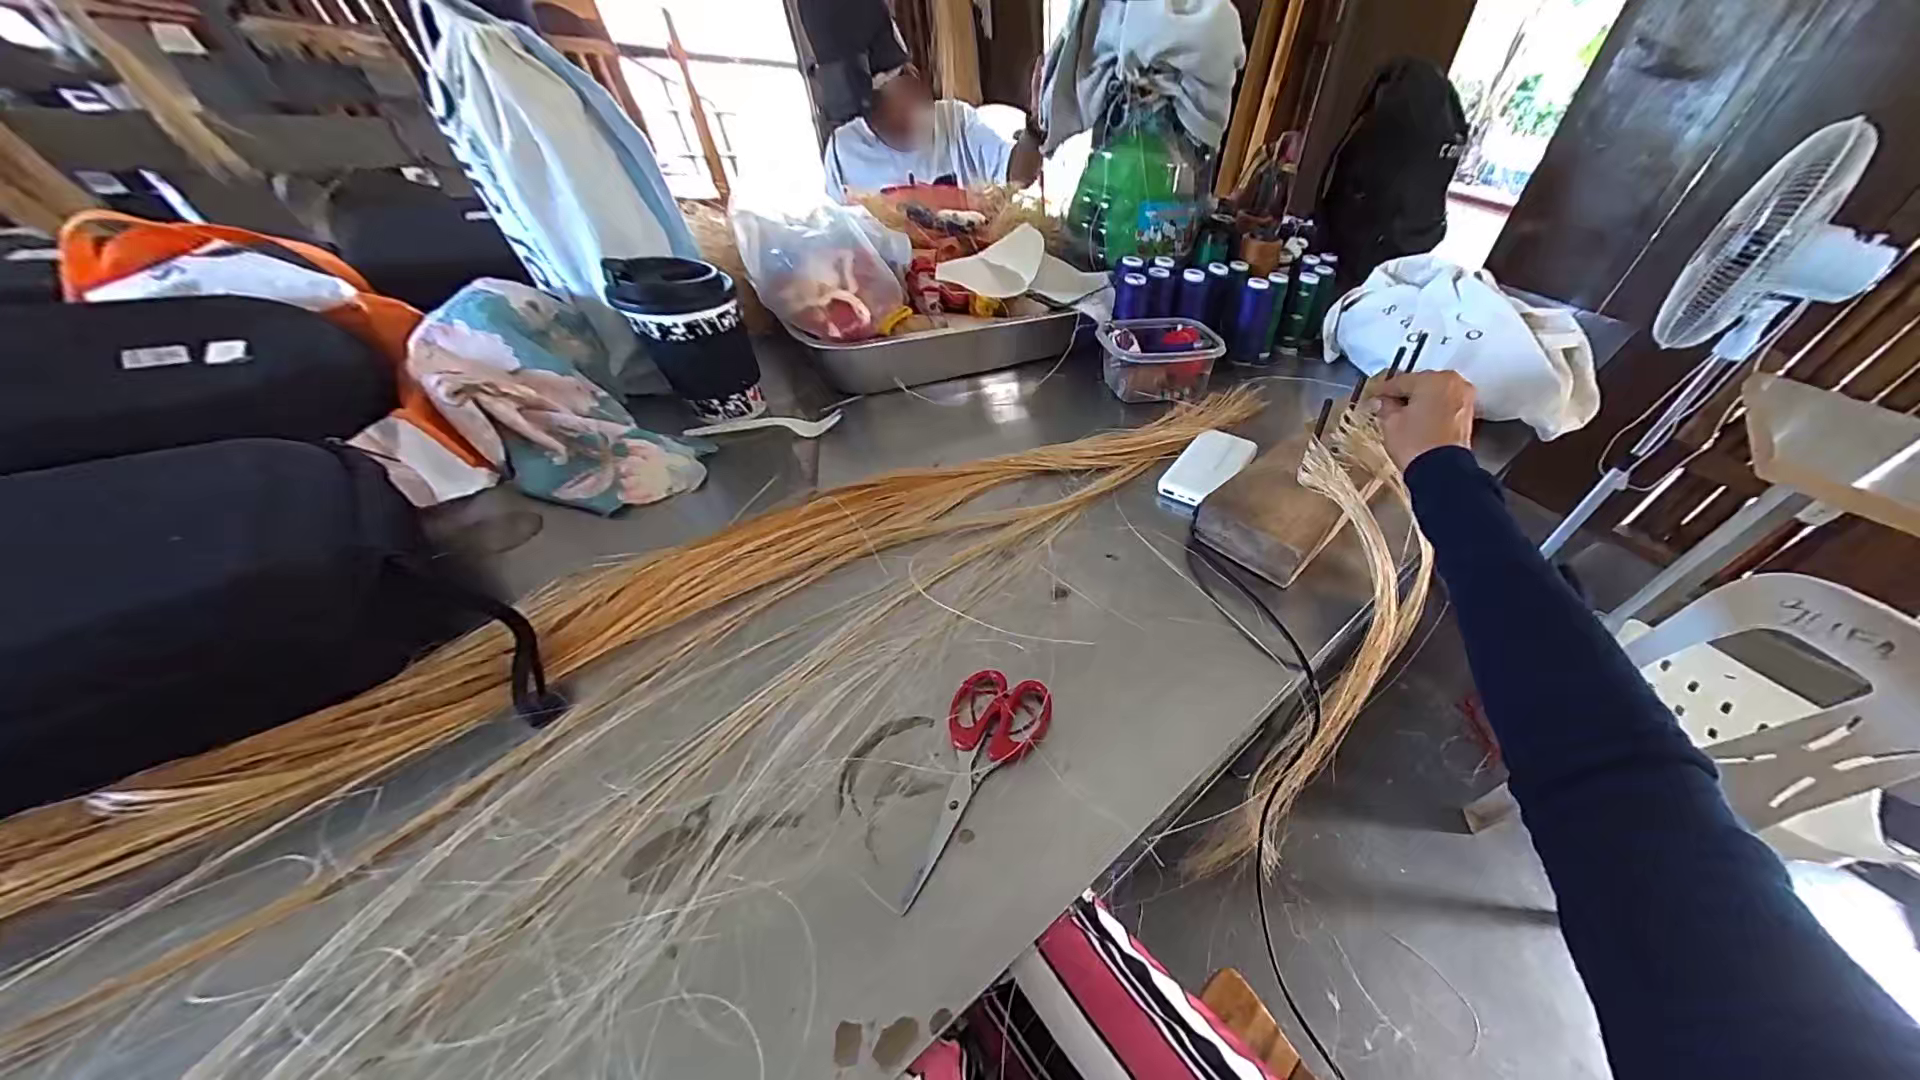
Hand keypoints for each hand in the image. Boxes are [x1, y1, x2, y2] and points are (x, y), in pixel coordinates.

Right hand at [1376, 371, 1474, 471]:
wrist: (1440, 468)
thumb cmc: (1415, 442)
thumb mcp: (1390, 421)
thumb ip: (1386, 405)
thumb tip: (1384, 401)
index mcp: (1433, 379)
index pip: (1400, 380)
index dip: (1382, 390)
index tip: (1372, 395)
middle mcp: (1454, 383)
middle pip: (1421, 383)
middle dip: (1403, 393)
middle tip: (1385, 403)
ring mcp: (1464, 398)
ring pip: (1434, 393)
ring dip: (1418, 401)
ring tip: (1400, 413)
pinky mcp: (1467, 413)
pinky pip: (1443, 404)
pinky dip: (1430, 408)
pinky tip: (1416, 419)